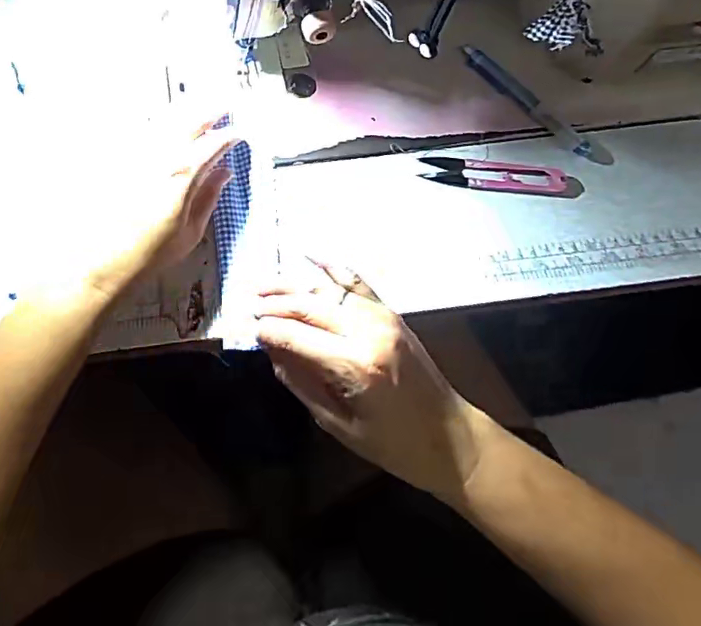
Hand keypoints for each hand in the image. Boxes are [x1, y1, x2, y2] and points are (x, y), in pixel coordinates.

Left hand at [72, 117, 237, 302]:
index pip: (212, 144)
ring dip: (184, 112)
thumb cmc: (151, 252)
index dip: (228, 137)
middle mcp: (158, 154)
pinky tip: (163, 122)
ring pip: (164, 119)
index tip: (238, 135)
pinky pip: (140, 129)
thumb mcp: (190, 230)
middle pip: (188, 121)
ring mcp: (135, 152)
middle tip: (224, 107)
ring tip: (197, 109)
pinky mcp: (116, 156)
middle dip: (209, 111)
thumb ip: (209, 196)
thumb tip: (224, 172)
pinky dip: (157, 121)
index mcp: (181, 173)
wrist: (104, 260)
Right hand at [255, 259, 490, 501]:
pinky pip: (354, 281)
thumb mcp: (338, 425)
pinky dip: (330, 267)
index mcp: (355, 365)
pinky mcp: (390, 312)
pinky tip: (308, 255)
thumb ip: (300, 383)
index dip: (266, 330)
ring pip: (324, 290)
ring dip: (291, 286)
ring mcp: (381, 316)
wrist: (454, 440)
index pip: (295, 335)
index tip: (246, 330)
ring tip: (263, 288)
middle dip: (273, 305)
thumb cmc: (395, 445)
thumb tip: (271, 351)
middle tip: (247, 306)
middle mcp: (367, 331)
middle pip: (307, 306)